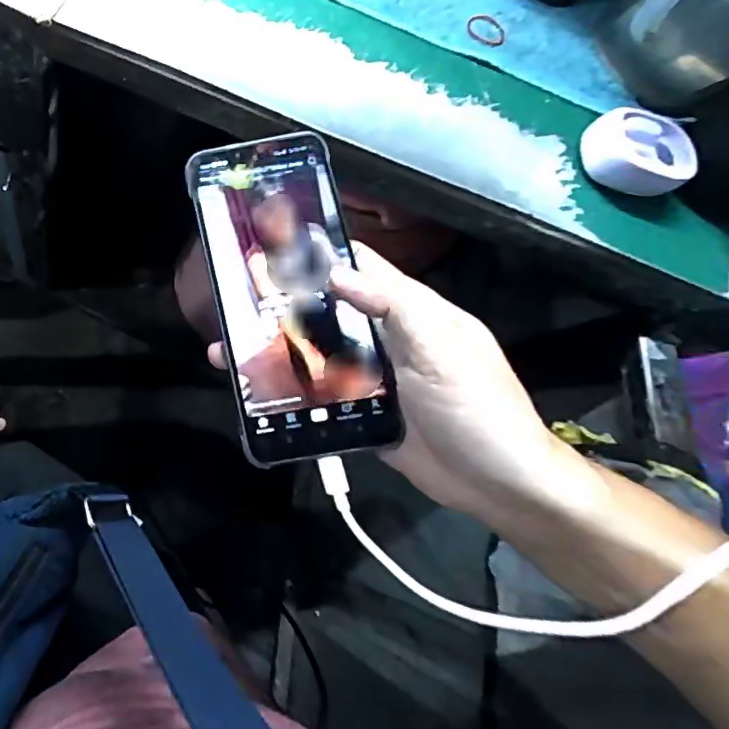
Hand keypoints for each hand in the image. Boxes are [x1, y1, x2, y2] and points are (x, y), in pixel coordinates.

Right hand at [216, 242, 579, 519]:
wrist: (498, 485)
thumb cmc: (476, 404)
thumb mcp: (440, 345)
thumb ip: (393, 304)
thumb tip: (336, 272)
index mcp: (407, 308)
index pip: (359, 266)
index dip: (319, 251)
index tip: (270, 243)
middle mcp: (384, 335)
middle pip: (327, 310)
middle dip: (282, 305)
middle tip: (231, 303)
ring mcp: (372, 375)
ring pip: (317, 353)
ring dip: (277, 350)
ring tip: (230, 350)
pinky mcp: (362, 411)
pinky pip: (320, 393)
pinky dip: (290, 390)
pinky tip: (257, 391)